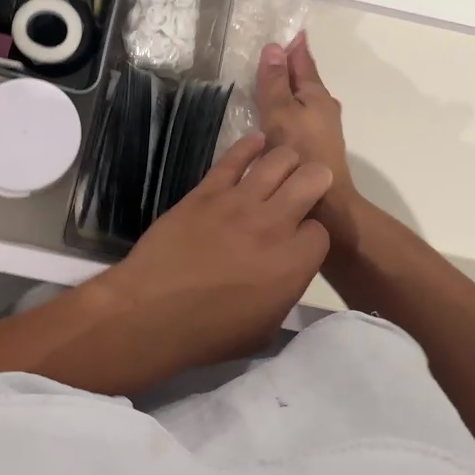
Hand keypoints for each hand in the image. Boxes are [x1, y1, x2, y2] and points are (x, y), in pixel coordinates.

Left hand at [94, 134, 331, 370]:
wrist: (152, 311)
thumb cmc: (209, 333)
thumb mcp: (264, 331)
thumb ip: (283, 297)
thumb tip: (284, 277)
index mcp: (293, 265)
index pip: (322, 231)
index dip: (313, 234)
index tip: (302, 240)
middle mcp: (273, 225)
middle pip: (311, 181)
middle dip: (316, 180)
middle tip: (310, 183)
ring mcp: (239, 203)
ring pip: (277, 161)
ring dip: (287, 158)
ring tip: (287, 161)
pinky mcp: (206, 192)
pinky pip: (233, 159)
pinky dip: (248, 146)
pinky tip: (256, 140)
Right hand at [255, 32, 365, 247]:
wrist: (325, 201)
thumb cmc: (301, 151)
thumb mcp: (280, 112)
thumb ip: (275, 82)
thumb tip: (275, 48)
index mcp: (317, 95)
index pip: (304, 63)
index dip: (295, 48)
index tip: (292, 32)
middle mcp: (324, 109)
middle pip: (306, 81)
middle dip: (292, 68)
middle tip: (275, 55)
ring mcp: (323, 129)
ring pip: (303, 101)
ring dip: (289, 90)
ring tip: (270, 84)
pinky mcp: (316, 147)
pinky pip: (299, 118)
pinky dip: (288, 110)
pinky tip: (276, 119)